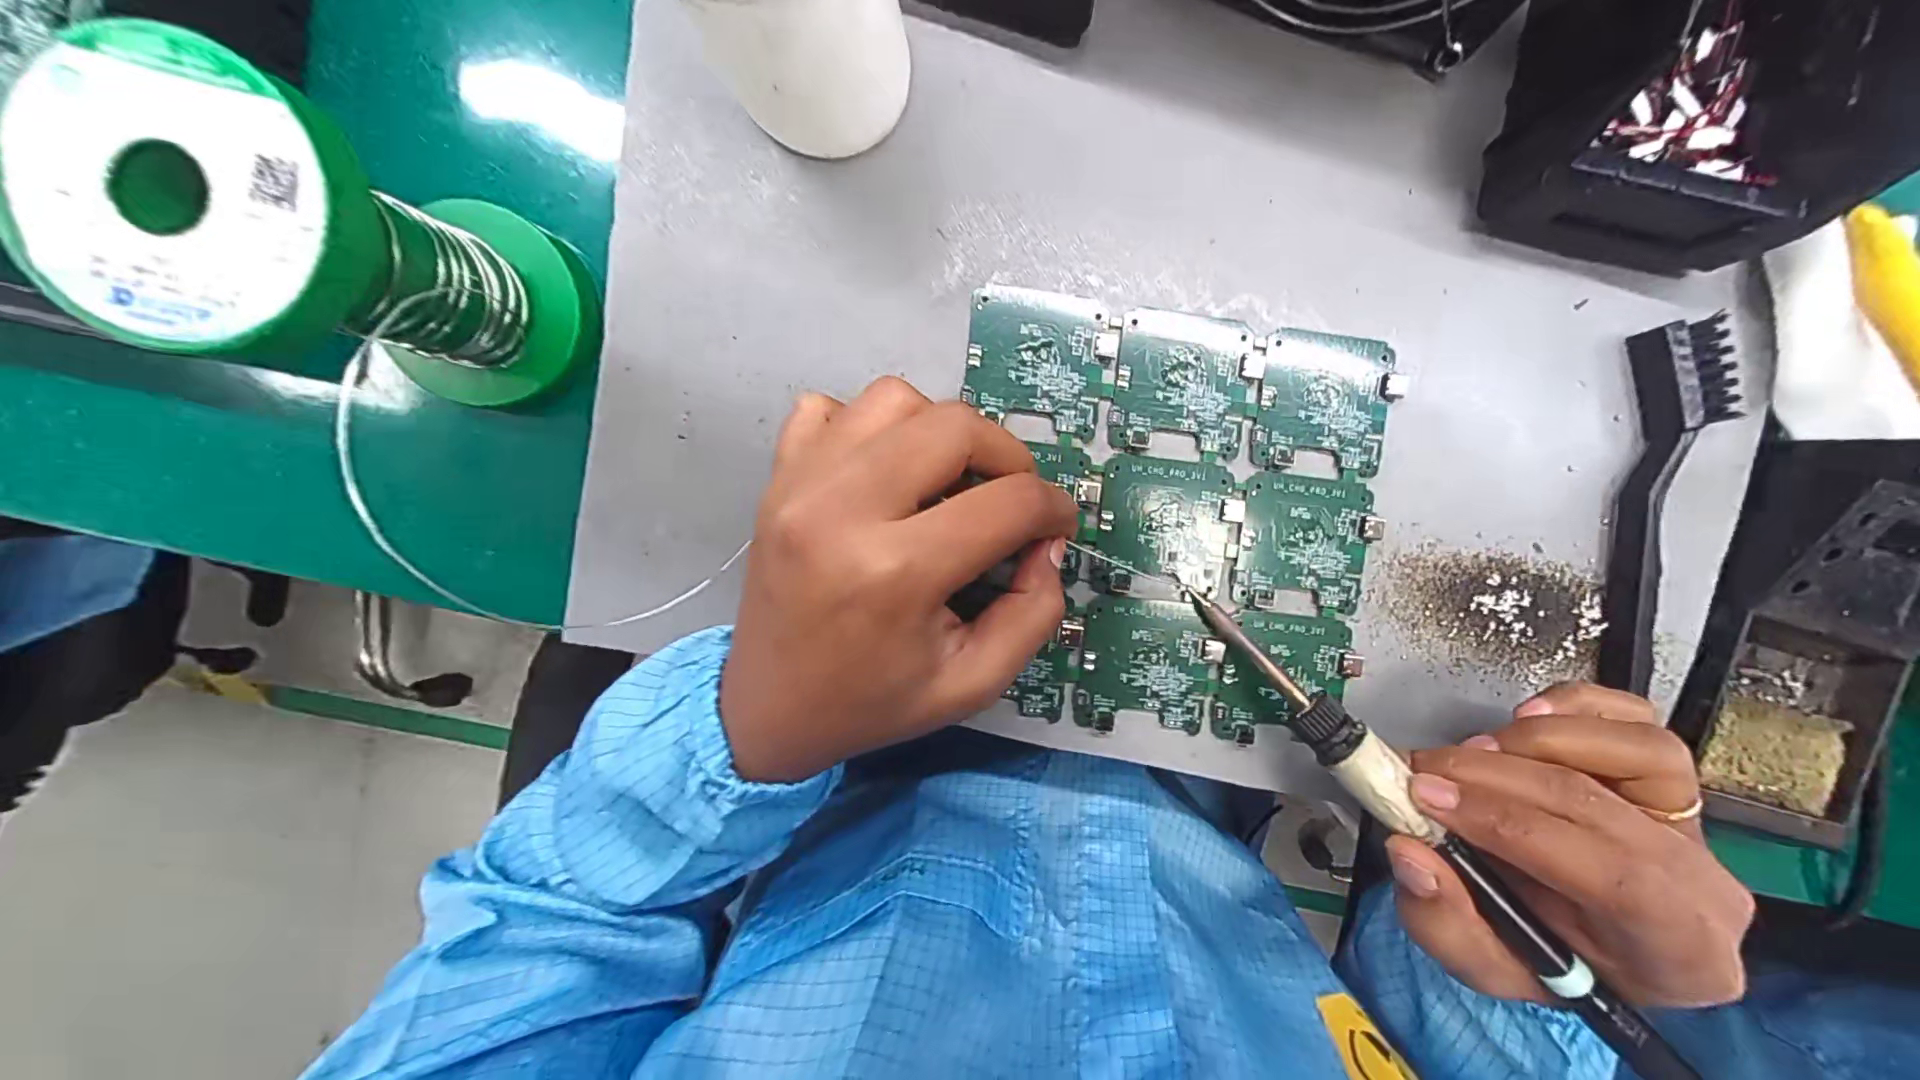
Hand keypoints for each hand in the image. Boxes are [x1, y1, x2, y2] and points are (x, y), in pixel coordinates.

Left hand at [720, 377, 1078, 782]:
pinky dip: (870, 428)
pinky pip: (827, 408)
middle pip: (954, 426)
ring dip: (939, 431)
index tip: (1055, 526)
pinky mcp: (777, 478)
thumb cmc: (870, 703)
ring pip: (895, 399)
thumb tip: (1046, 541)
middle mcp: (842, 510)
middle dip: (1006, 456)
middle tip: (1009, 498)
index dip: (1053, 508)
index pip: (1008, 502)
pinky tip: (882, 473)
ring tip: (946, 482)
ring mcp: (799, 484)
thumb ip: (1033, 613)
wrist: (767, 710)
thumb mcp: (972, 684)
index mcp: (895, 573)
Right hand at [1387, 682, 1753, 1007]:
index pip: (1616, 879)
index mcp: (1678, 952)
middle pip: (1599, 807)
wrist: (1568, 926)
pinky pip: (1636, 720)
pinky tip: (1524, 717)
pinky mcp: (1667, 774)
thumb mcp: (1482, 963)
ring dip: (1536, 743)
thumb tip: (1408, 850)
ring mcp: (1691, 823)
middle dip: (1490, 778)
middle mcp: (1702, 885)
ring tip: (1471, 752)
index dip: (1512, 826)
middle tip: (1419, 771)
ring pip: (1639, 753)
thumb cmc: (1536, 951)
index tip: (1428, 797)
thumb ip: (1442, 922)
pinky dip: (1578, 706)